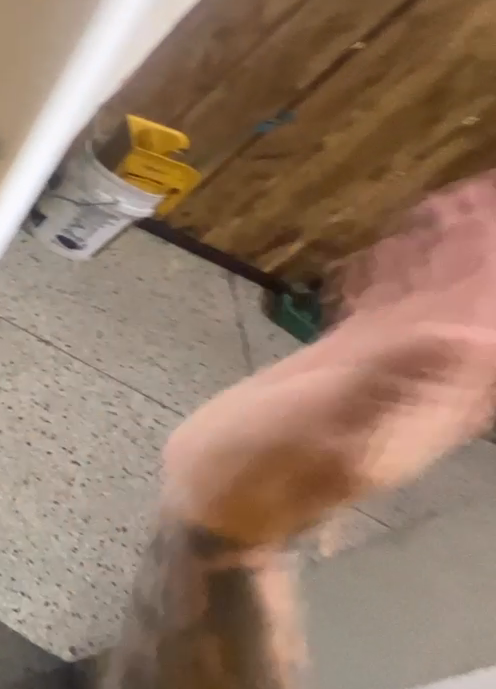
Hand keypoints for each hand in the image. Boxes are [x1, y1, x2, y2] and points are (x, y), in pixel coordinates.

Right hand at [160, 175, 495, 546]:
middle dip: (474, 252)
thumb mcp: (326, 432)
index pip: (480, 320)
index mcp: (430, 395)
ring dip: (436, 258)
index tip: (495, 212)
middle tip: (484, 193)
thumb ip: (387, 384)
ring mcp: (375, 370)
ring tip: (448, 207)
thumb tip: (463, 336)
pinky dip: (380, 281)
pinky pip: (370, 314)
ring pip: (419, 302)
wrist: (220, 495)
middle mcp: (417, 377)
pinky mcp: (335, 367)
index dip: (490, 272)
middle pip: (460, 304)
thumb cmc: (265, 469)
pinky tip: (382, 255)